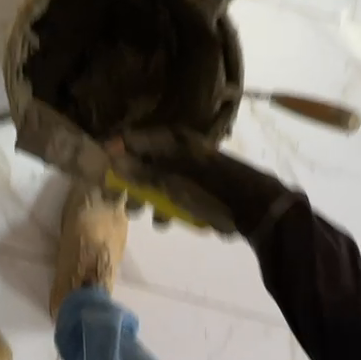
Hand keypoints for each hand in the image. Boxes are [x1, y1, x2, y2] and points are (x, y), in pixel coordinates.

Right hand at [111, 130, 298, 239]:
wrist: (258, 208)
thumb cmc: (215, 187)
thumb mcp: (176, 176)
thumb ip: (145, 169)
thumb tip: (113, 159)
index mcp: (174, 140)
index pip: (135, 139)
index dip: (116, 152)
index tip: (102, 171)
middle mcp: (178, 152)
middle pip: (142, 162)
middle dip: (129, 181)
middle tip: (119, 199)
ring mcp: (188, 172)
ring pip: (155, 182)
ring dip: (147, 198)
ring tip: (146, 214)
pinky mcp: (197, 192)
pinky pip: (172, 197)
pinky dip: (167, 208)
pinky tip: (169, 220)